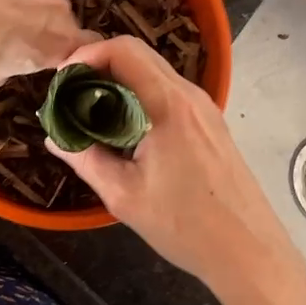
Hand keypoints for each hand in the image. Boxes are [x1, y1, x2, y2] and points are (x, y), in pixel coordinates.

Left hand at [0, 0, 94, 87]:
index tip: (60, 55)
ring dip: (26, 1)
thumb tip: (12, 61)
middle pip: (62, 18)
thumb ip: (15, 68)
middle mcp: (59, 8)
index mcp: (60, 42)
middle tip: (15, 33)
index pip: (90, 46)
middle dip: (45, 25)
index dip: (76, 50)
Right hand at [46, 36, 305, 302]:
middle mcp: (189, 95)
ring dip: (119, 80)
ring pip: (153, 72)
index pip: (123, 50)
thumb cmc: (186, 226)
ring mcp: (205, 107)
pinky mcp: (211, 123)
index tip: (62, 79)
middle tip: (70, 92)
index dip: (87, 54)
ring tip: (91, 110)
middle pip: (138, 53)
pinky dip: (138, 95)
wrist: (250, 254)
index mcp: (168, 104)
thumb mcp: (124, 196)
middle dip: (98, 64)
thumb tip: (54, 137)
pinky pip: (167, 91)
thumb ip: (85, 159)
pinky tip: (124, 128)